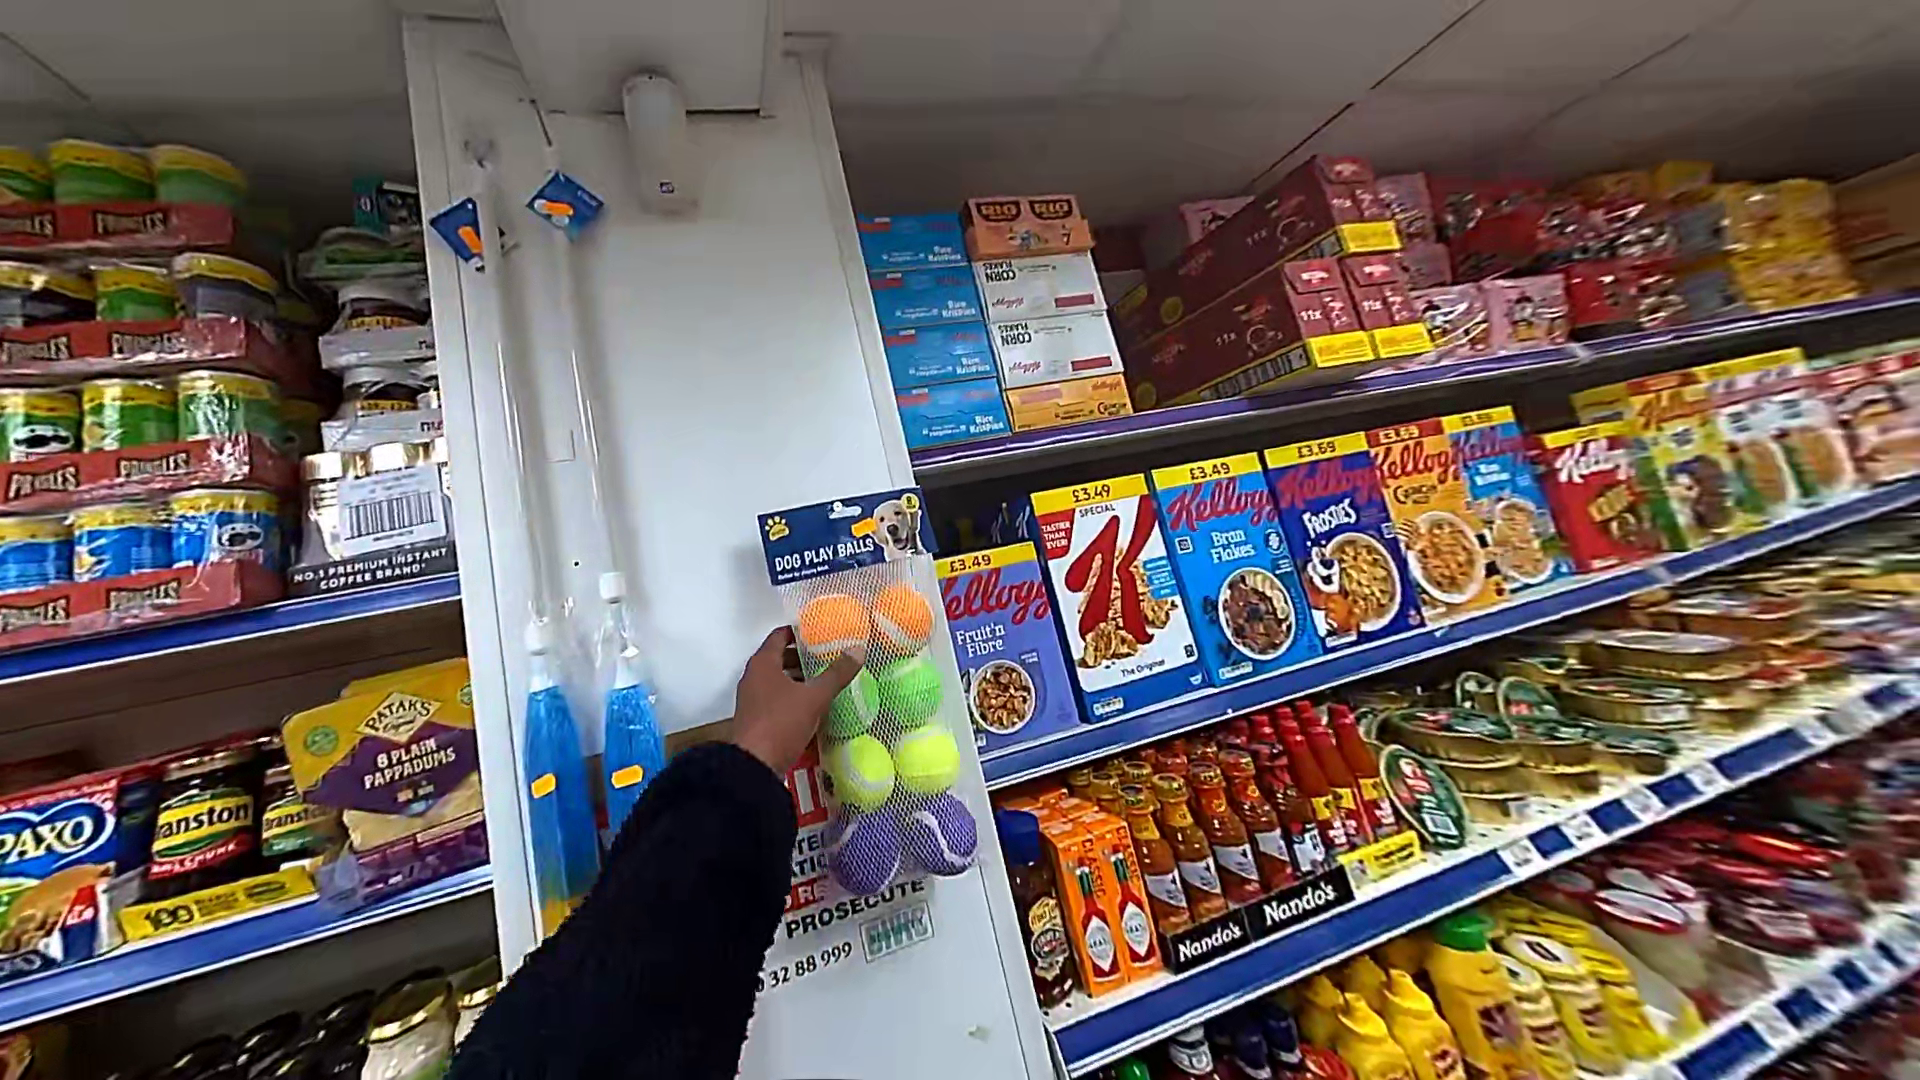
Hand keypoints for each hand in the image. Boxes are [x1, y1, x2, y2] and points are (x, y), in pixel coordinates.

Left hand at [731, 626, 863, 774]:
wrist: (753, 767)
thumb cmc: (781, 722)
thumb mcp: (814, 696)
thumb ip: (837, 673)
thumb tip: (858, 648)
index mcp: (763, 663)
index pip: (780, 635)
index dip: (800, 631)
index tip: (821, 631)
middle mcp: (754, 677)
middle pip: (779, 657)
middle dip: (803, 655)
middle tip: (829, 655)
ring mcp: (753, 698)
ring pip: (778, 678)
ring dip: (799, 677)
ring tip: (826, 678)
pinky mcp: (756, 717)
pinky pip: (777, 697)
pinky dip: (794, 695)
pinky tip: (814, 703)